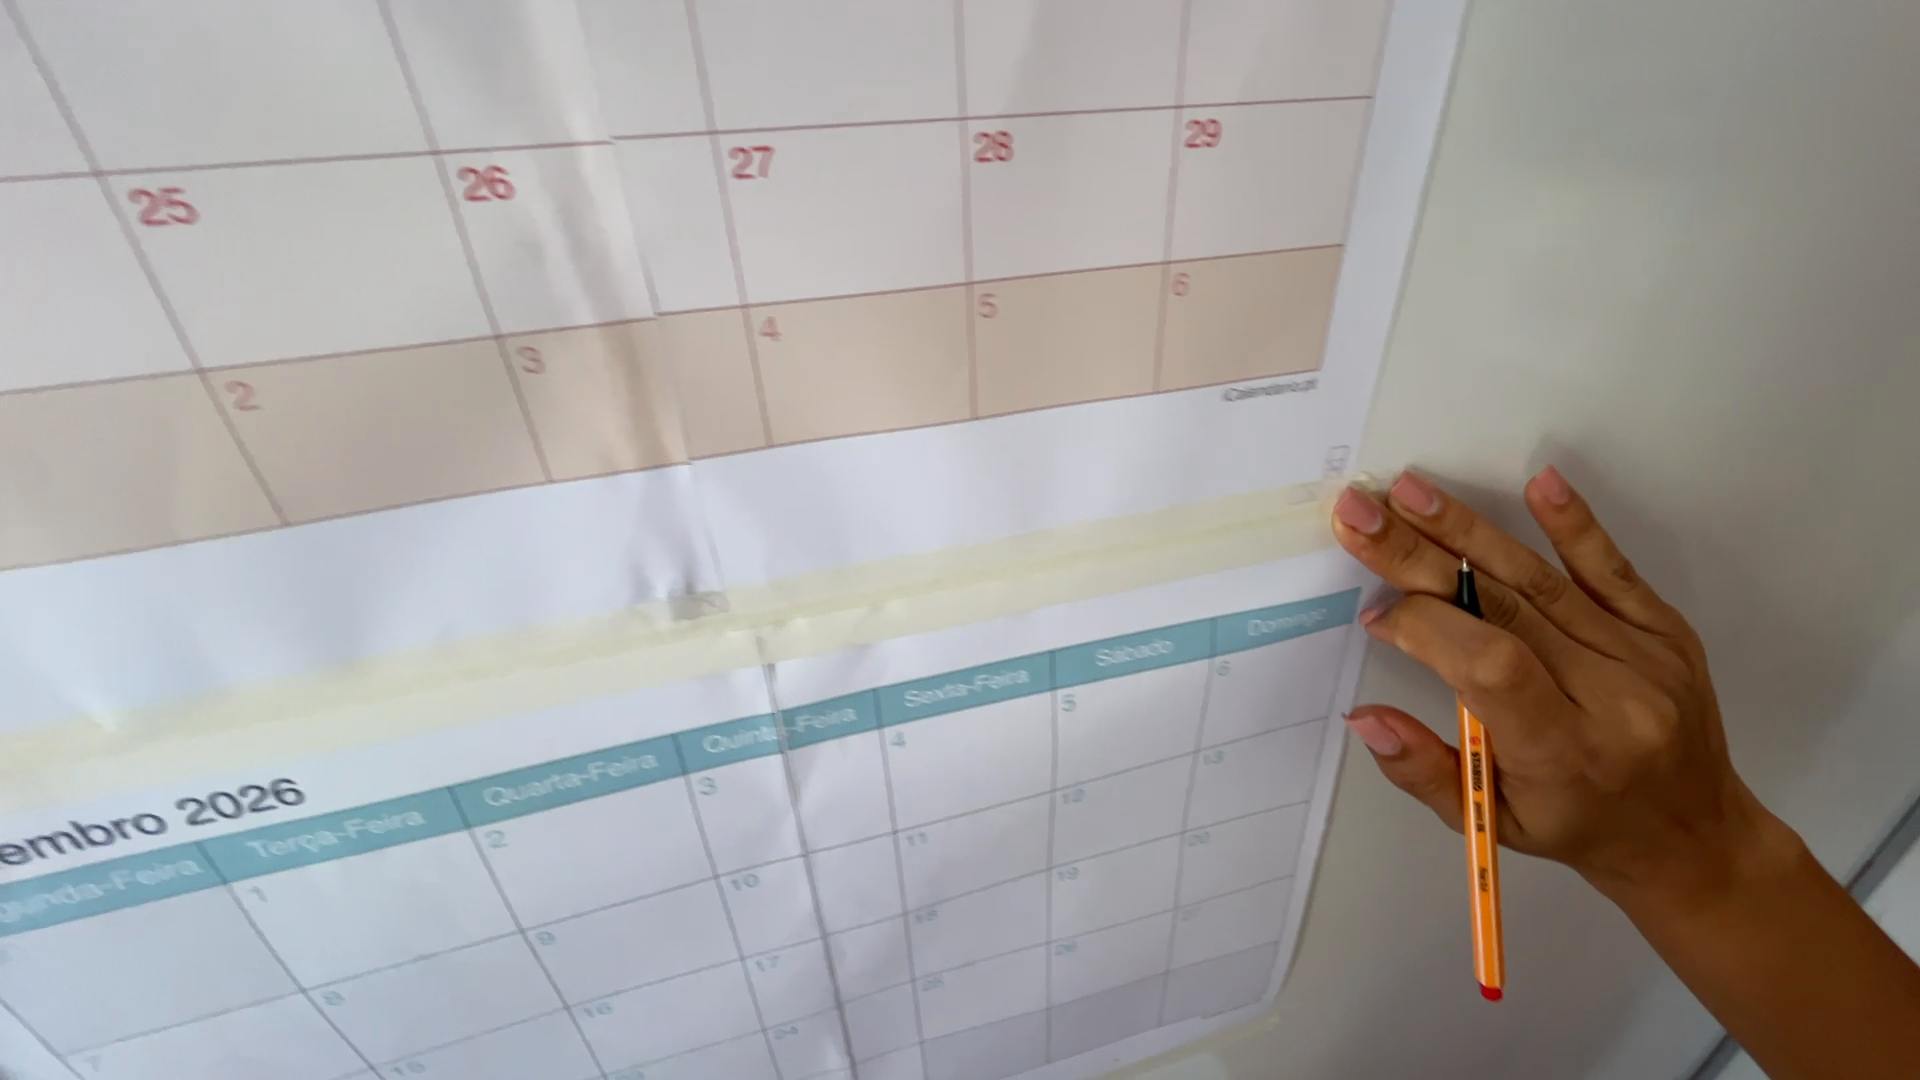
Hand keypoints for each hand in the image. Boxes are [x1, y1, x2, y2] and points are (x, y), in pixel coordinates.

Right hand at [1331, 467, 1788, 902]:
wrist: (1693, 833)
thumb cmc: (1575, 826)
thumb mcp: (1487, 820)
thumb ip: (1422, 769)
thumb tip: (1363, 716)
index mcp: (1564, 748)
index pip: (1489, 664)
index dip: (1424, 628)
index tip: (1374, 615)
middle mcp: (1611, 694)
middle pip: (1502, 606)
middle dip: (1418, 555)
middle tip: (1360, 512)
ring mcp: (1644, 655)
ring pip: (1538, 578)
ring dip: (1466, 530)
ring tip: (1409, 491)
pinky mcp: (1663, 630)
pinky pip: (1613, 570)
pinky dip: (1573, 526)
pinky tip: (1540, 483)